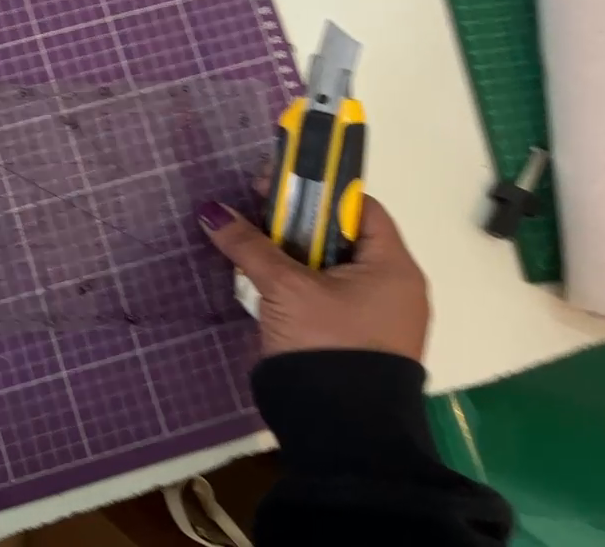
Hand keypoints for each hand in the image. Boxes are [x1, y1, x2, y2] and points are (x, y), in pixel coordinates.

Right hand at [197, 196, 429, 360]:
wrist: (339, 420)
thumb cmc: (327, 340)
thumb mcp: (284, 285)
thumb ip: (248, 244)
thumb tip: (211, 211)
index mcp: (392, 268)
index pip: (361, 209)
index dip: (319, 191)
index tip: (273, 184)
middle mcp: (387, 284)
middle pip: (337, 234)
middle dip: (291, 219)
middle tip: (249, 209)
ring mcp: (366, 310)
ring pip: (321, 261)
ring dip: (283, 247)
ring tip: (243, 238)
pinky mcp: (342, 329)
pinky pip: (314, 286)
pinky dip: (285, 273)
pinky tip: (253, 270)